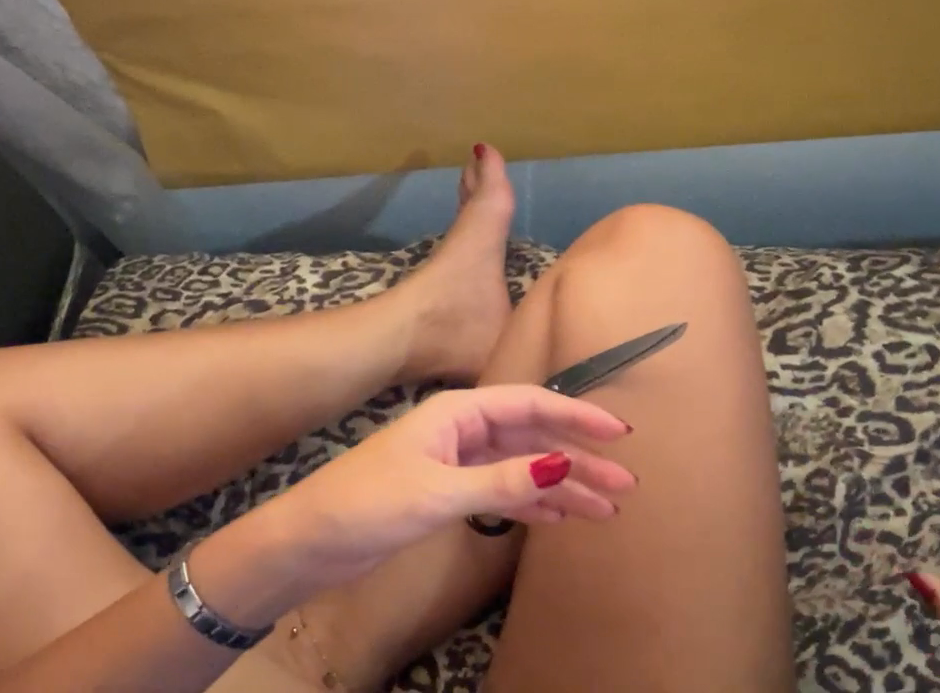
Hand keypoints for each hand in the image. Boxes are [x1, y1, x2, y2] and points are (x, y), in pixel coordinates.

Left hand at [266, 384, 636, 586]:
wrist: (314, 537)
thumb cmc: (369, 501)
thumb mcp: (437, 491)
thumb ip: (501, 481)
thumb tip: (562, 466)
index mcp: (458, 410)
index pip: (529, 403)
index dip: (575, 416)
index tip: (619, 432)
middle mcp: (462, 428)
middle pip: (532, 436)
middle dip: (578, 457)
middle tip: (625, 483)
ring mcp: (457, 460)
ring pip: (522, 467)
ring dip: (563, 485)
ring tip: (607, 507)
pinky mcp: (450, 491)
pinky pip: (504, 491)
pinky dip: (533, 502)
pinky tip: (562, 517)